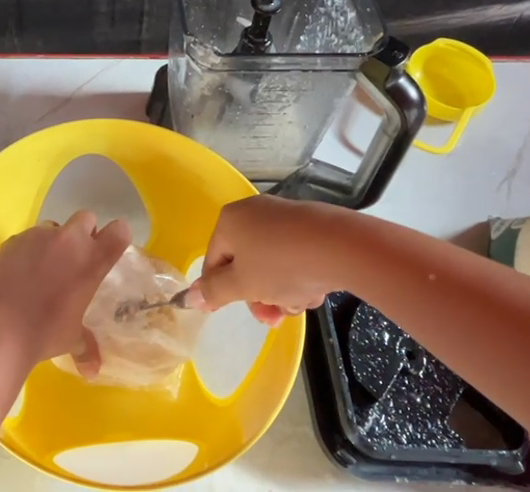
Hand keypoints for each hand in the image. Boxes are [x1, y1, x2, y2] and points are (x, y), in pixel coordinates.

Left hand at [0, 210, 129, 372]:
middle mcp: (68, 240)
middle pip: (85, 218)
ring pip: (53, 228)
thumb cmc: (44, 331)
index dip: (116, 237)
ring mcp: (38, 236)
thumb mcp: (71, 339)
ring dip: (54, 243)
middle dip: (84, 233)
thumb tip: (92, 371)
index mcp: (91, 260)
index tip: (109, 250)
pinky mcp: (13, 240)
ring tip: (43, 271)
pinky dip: (28, 251)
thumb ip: (85, 347)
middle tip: (76, 260)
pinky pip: (28, 239)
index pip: (119, 231)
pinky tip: (19, 275)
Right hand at [190, 196, 346, 325]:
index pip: (213, 261)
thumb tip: (189, 297)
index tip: (235, 312)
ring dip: (281, 291)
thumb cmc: (281, 264)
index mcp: (229, 221)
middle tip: (273, 317)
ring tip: (299, 302)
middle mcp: (252, 213)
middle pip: (244, 264)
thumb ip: (214, 291)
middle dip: (258, 295)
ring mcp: (282, 218)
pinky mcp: (309, 226)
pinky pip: (293, 256)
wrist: (341, 246)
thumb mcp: (242, 284)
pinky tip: (314, 288)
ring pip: (271, 265)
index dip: (221, 290)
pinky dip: (299, 276)